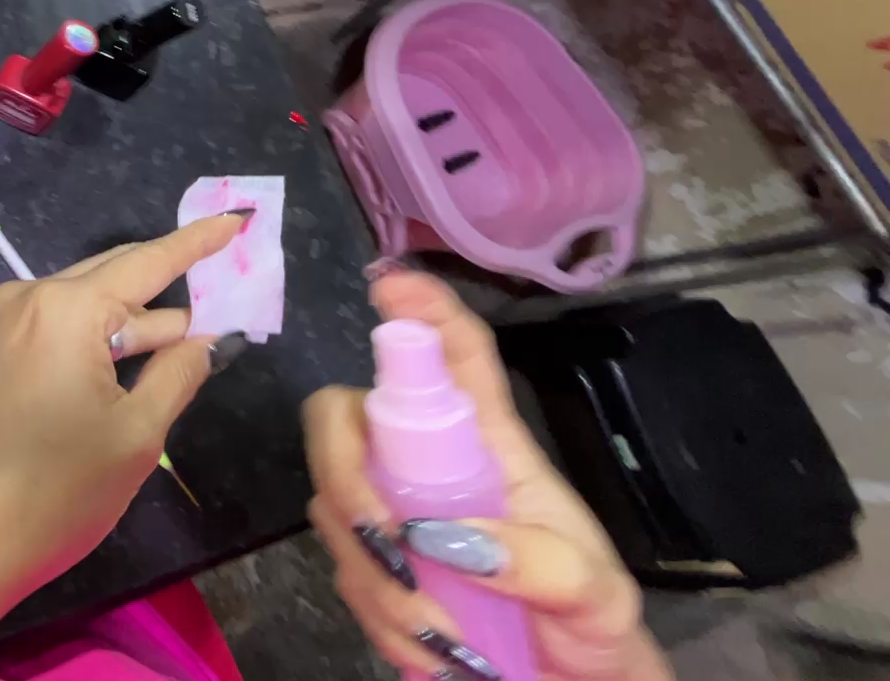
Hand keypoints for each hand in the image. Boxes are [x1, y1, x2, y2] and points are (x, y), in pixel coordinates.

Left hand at [0, 215, 243, 597]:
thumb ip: (179, 371)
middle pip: (116, 276)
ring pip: (92, 302)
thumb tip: (212, 336)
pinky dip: (107, 334)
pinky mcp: (2, 344)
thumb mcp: (137, 432)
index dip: (196, 242)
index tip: (236, 218)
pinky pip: (66, 323)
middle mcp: (31, 296)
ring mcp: (10, 318)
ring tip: (201, 327)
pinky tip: (147, 350)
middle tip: (229, 284)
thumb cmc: (59, 490)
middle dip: (171, 284)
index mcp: (66, 307)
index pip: (147, 262)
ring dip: (141, 318)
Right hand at [305, 273, 672, 680]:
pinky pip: (335, 560)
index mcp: (486, 445)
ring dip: (369, 568)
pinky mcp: (363, 555)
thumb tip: (443, 536)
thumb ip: (545, 567)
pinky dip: (371, 608)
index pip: (456, 358)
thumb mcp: (599, 602)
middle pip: (344, 415)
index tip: (388, 283)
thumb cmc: (593, 634)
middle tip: (380, 535)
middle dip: (340, 464)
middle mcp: (419, 460)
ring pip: (329, 495)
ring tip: (438, 640)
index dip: (422, 311)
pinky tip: (420, 648)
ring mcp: (384, 505)